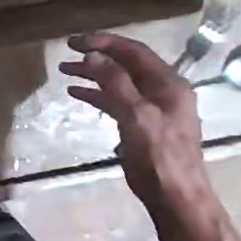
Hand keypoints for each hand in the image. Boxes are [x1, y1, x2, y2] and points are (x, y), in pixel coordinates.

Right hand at [60, 34, 211, 214]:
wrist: (175, 197)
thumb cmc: (159, 156)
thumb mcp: (137, 115)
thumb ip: (115, 83)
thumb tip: (92, 55)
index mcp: (168, 84)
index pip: (134, 51)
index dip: (104, 43)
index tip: (75, 42)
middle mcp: (162, 91)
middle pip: (125, 64)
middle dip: (96, 56)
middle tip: (67, 51)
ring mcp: (152, 109)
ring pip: (118, 82)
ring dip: (93, 74)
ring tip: (65, 71)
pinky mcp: (141, 125)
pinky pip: (116, 101)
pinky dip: (97, 94)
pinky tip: (77, 93)